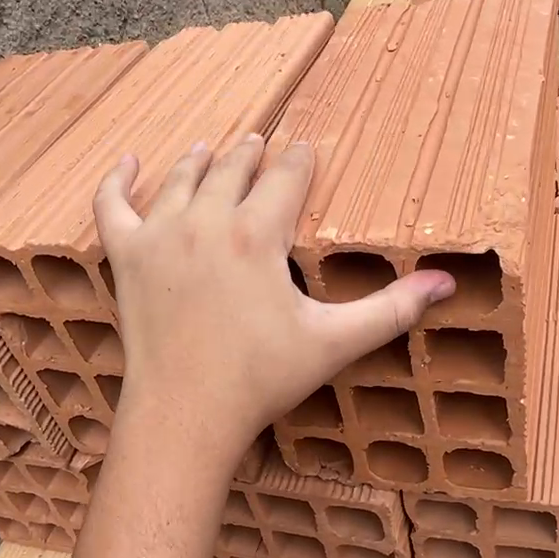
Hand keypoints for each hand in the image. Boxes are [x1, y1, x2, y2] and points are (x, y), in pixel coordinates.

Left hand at [93, 134, 455, 465]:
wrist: (185, 412)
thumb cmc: (261, 379)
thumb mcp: (334, 342)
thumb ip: (391, 309)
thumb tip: (446, 282)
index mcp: (259, 233)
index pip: (287, 176)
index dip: (300, 160)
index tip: (305, 150)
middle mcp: (207, 220)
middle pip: (235, 168)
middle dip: (253, 154)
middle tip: (263, 145)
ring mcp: (161, 234)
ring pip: (183, 178)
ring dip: (202, 160)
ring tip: (212, 148)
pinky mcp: (126, 256)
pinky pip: (112, 204)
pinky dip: (118, 180)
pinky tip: (129, 162)